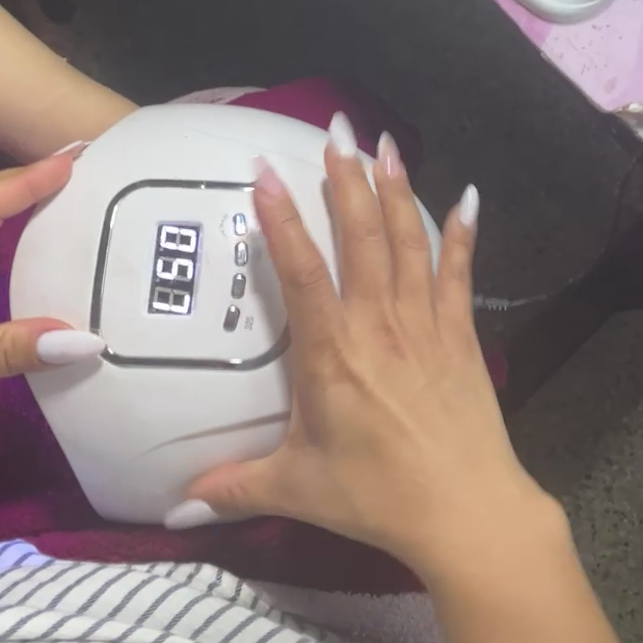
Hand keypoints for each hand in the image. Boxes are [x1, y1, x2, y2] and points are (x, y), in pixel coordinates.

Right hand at [177, 116, 557, 578]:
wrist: (466, 511)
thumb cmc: (377, 496)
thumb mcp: (298, 490)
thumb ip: (235, 488)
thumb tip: (174, 509)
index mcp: (331, 353)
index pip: (301, 272)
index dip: (282, 220)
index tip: (267, 171)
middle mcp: (378, 323)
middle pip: (361, 237)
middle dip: (346, 180)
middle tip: (337, 131)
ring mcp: (425, 323)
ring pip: (408, 243)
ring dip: (396, 191)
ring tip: (386, 145)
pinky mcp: (460, 334)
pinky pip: (460, 274)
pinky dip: (463, 235)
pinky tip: (469, 196)